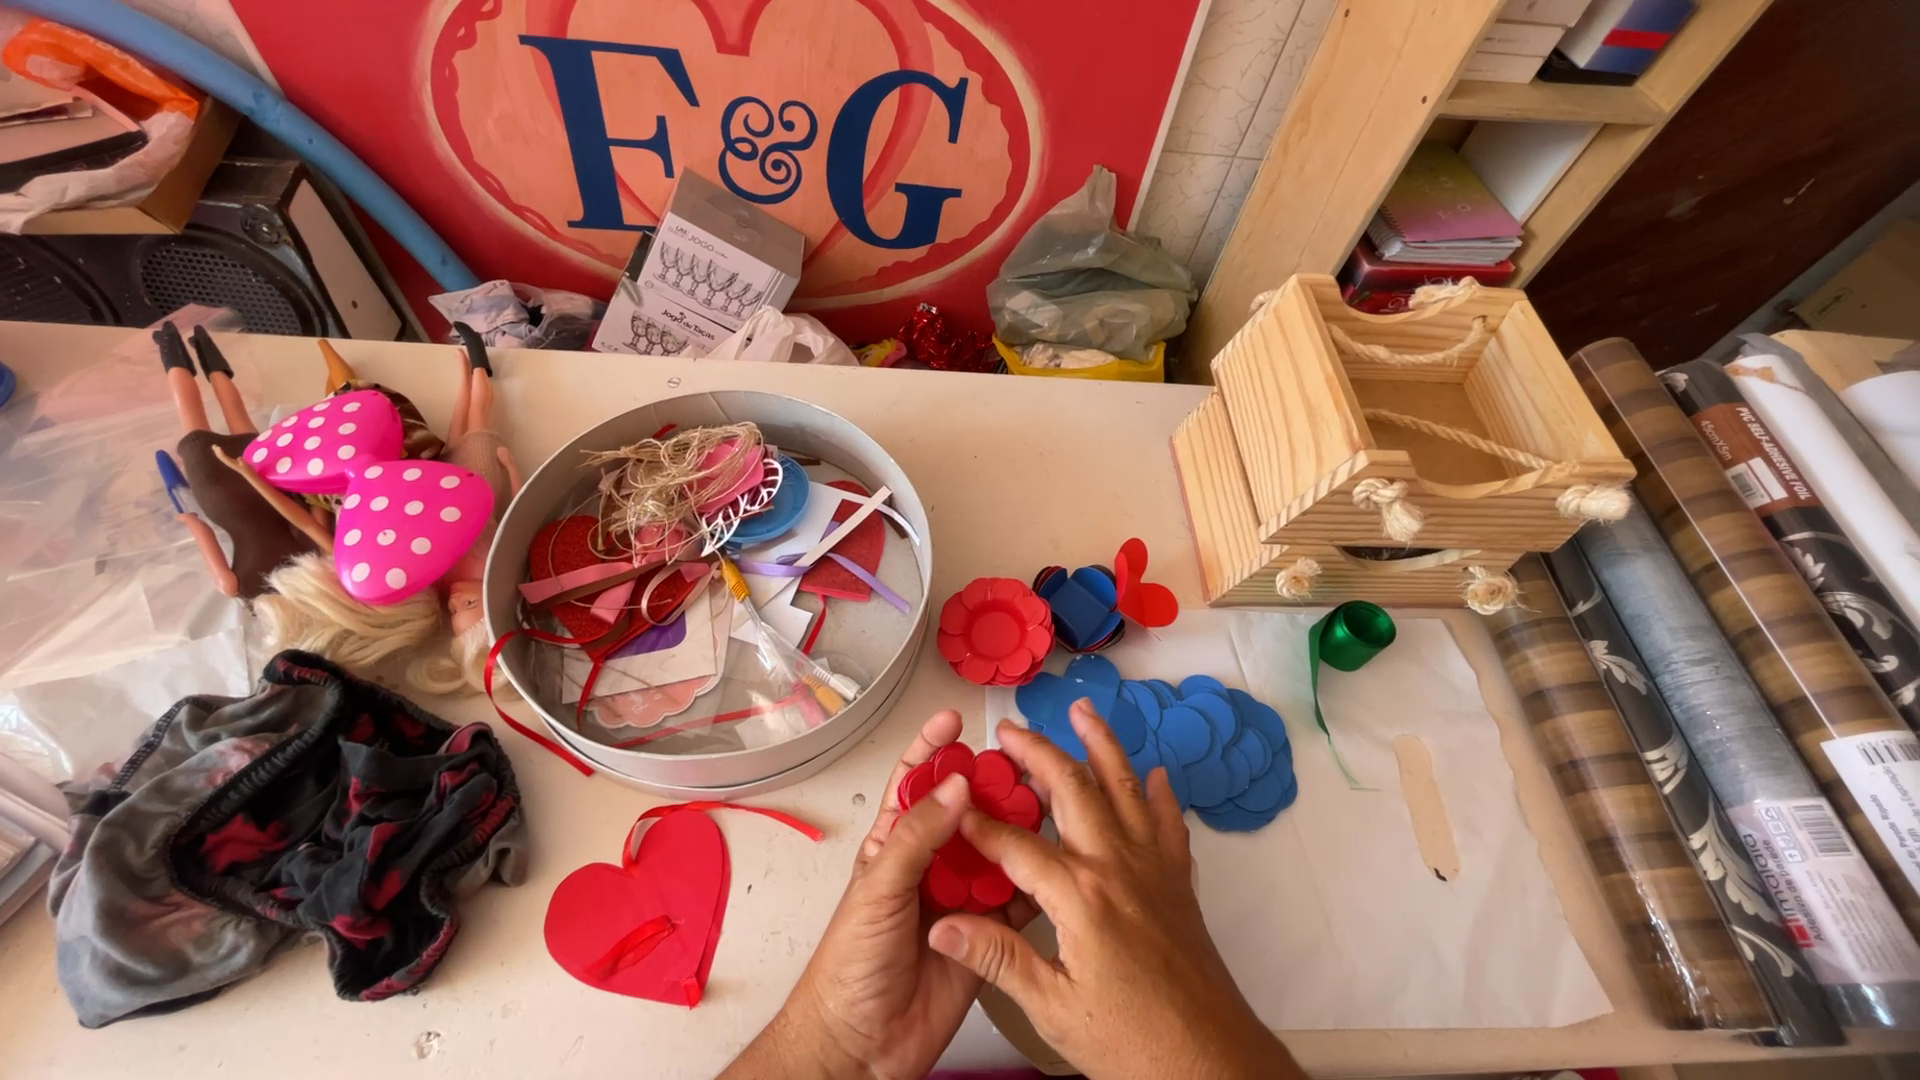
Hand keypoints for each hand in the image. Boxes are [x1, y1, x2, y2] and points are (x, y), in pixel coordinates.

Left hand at [724, 709, 1028, 1079]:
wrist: (862, 1044)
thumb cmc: (849, 965)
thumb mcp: (878, 888)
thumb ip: (917, 836)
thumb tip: (954, 788)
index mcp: (894, 843)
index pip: (914, 782)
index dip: (933, 748)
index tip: (953, 720)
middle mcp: (930, 862)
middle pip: (966, 809)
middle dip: (990, 784)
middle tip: (1016, 763)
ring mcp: (959, 894)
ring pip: (996, 846)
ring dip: (1017, 826)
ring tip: (1042, 803)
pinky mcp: (986, 928)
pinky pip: (1018, 895)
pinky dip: (1035, 878)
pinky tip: (1051, 860)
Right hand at [929, 700, 1300, 1079]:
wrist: (1211, 1063)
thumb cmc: (1133, 1043)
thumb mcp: (1053, 1007)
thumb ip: (997, 957)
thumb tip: (942, 928)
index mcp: (1080, 895)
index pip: (1016, 844)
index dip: (981, 826)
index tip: (956, 809)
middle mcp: (1116, 865)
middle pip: (1071, 788)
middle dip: (1036, 753)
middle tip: (1011, 730)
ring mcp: (1151, 867)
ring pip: (1124, 787)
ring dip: (1101, 745)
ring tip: (1084, 712)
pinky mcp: (1176, 881)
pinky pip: (1168, 822)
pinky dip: (1160, 794)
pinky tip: (1157, 774)